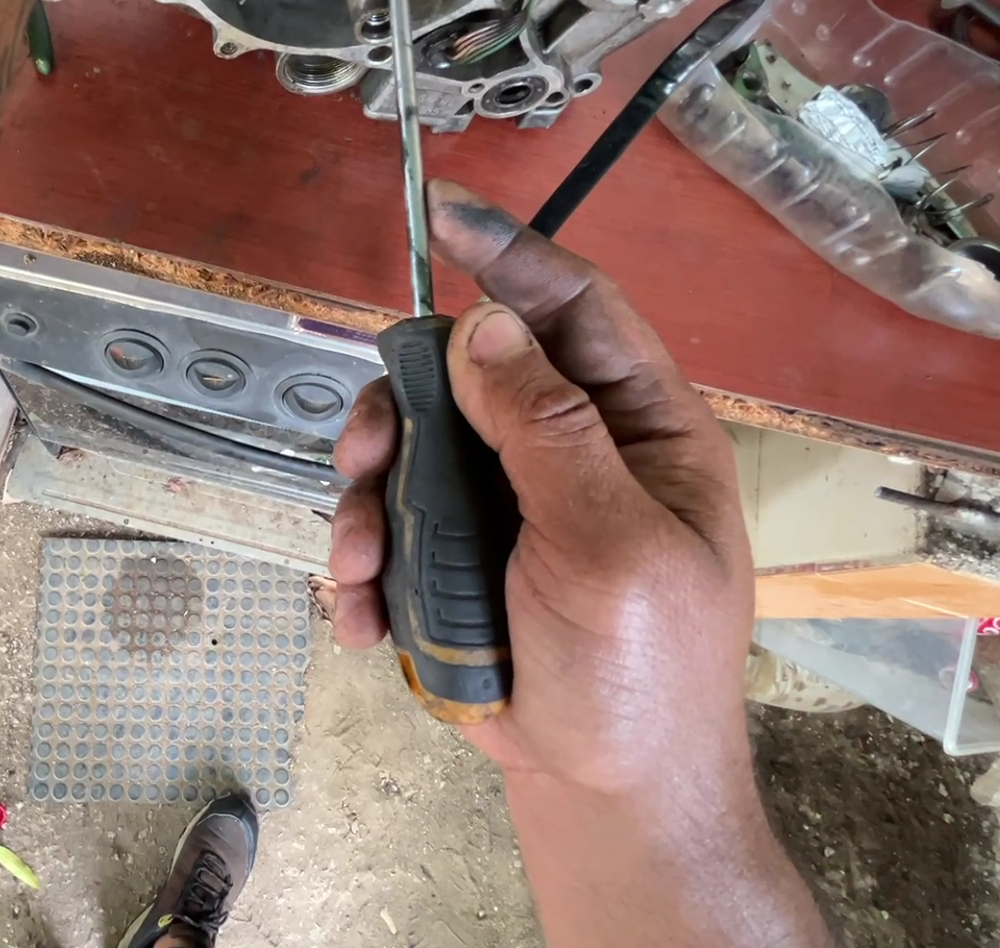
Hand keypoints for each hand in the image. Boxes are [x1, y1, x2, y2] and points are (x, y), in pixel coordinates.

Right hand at [325, 179, 754, 792]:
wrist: (597, 784)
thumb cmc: (638, 671)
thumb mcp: (608, 545)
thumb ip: (549, 431)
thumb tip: (485, 325)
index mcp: (629, 427)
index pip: (571, 308)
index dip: (509, 254)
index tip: (442, 214)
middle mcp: (555, 446)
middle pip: (453, 377)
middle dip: (393, 414)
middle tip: (362, 463)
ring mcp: (493, 498)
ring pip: (400, 450)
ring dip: (364, 506)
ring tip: (360, 569)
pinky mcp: (447, 547)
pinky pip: (383, 522)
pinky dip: (361, 562)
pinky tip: (364, 614)